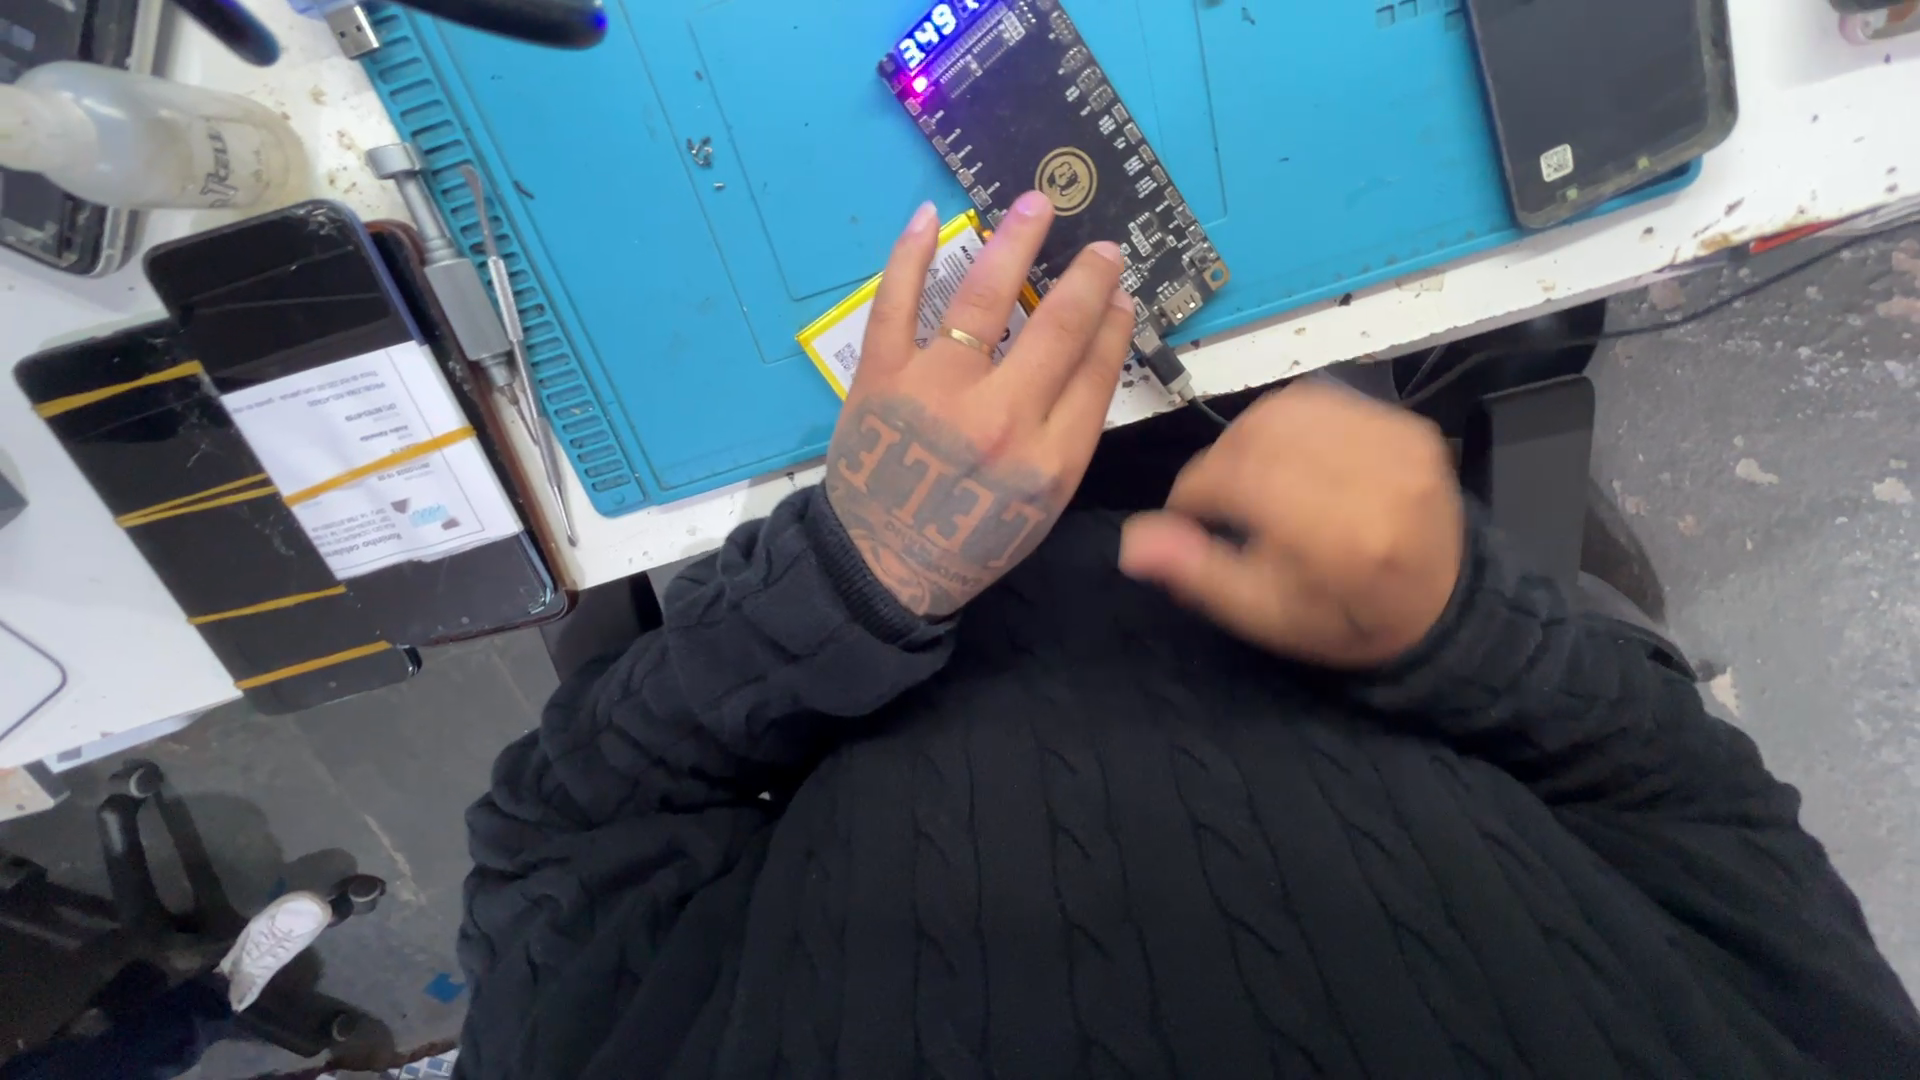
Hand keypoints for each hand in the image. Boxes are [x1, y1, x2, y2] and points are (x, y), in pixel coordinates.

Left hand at [824, 193, 1135, 616]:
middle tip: (1102, 248)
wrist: (886, 569)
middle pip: (1057, 327)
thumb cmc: (972, 541)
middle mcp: (1001, 417)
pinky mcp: (881, 379)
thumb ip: (1070, 435)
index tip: (1121, 293)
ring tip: (1036, 205)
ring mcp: (936, 392)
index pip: (1096, 370)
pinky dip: (909, 257)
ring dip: (1015, 243)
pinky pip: (896, 305)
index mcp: (1050, 458)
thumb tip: (1091, 355)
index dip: (1114, 324)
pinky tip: (928, 219)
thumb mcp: (1042, 506)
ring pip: (983, 300)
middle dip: (1088, 279)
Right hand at [1118, 380, 1465, 667]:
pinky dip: (1282, 422)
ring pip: (1284, 409)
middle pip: (1258, 436)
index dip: (1195, 490)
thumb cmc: (1339, 618)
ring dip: (1245, 437)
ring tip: (1245, 476)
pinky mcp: (1406, 424)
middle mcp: (1378, 477)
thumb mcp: (1262, 615)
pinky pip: (1319, 399)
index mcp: (1343, 537)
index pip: (1241, 478)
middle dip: (1217, 463)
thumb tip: (1133, 542)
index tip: (1186, 513)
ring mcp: (1398, 443)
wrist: (1439, 605)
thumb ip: (1197, 574)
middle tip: (1214, 499)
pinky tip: (1281, 455)